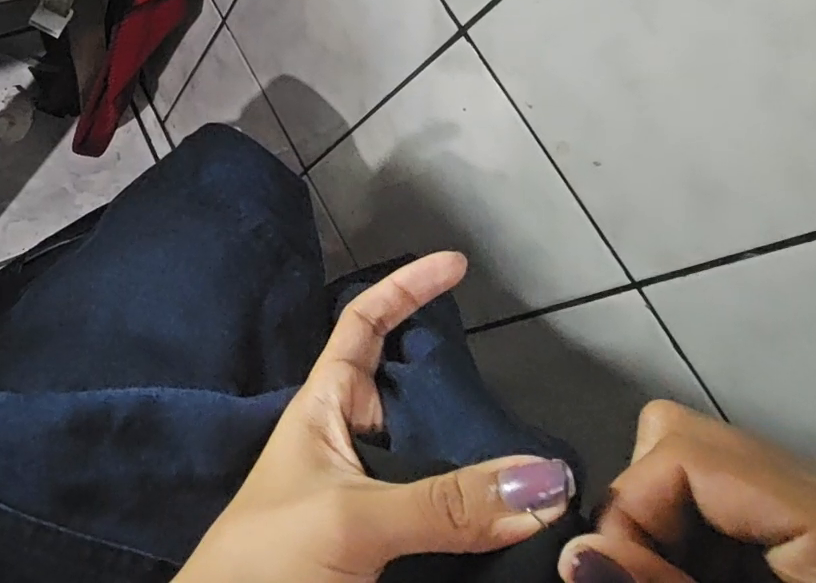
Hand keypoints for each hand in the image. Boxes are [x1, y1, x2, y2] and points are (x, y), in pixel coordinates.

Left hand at [174, 252, 576, 582]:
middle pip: (414, 392)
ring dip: (482, 454)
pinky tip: (523, 517)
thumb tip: (545, 479)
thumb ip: (442, 501)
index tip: (455, 263)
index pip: (363, 323)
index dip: (404, 287)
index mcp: (324, 404)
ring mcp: (370, 491)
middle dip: (465, 385)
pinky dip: (481, 510)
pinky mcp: (387, 544)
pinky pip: (444, 512)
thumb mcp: (351, 516)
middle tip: (530, 395)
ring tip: (547, 458)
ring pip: (436, 454)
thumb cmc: (268, 557)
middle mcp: (351, 438)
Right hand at [562, 401, 815, 582]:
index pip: (686, 451)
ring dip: (661, 517)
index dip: (631, 505)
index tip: (612, 575)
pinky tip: (704, 579)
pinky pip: (721, 494)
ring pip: (694, 458)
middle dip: (642, 504)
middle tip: (640, 575)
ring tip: (671, 580)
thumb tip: (576, 556)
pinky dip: (690, 530)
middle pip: (683, 438)